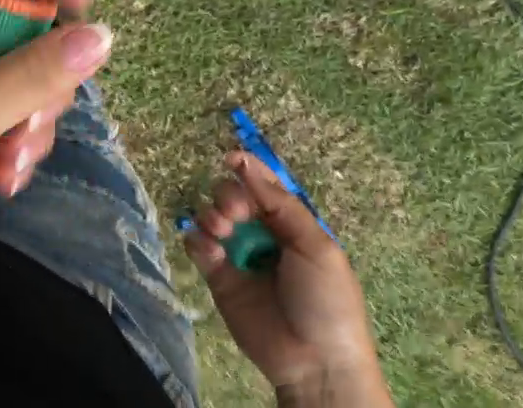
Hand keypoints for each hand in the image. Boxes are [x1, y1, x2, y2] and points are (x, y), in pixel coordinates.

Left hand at [0, 0, 95, 196]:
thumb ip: (36, 72)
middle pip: (30, 32)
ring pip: (29, 78)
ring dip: (31, 124)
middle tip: (31, 123)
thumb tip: (102, 34)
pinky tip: (4, 175)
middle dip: (43, 86)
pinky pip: (15, 111)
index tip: (83, 18)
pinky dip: (17, 142)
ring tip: (11, 163)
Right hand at [184, 153, 390, 403]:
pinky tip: (209, 250)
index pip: (264, 187)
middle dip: (228, 196)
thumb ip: (279, 203)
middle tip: (235, 214)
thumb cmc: (327, 301)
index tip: (230, 160)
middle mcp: (261, 234)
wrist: (315, 362)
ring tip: (222, 231)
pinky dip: (197, 240)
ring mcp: (236, 255)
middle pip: (232, 196)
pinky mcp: (216, 276)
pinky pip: (196, 245)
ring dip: (211, 215)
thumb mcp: (316, 247)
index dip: (247, 170)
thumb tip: (243, 160)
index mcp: (290, 225)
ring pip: (210, 215)